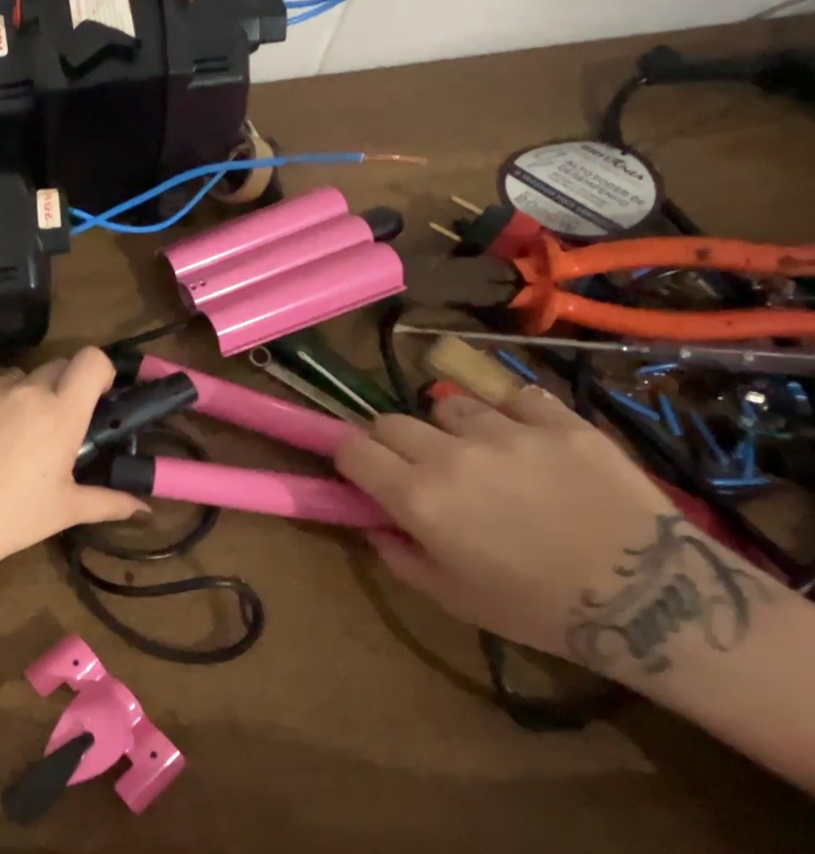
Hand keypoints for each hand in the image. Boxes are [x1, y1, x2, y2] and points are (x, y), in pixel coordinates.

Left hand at [0, 347, 146, 597]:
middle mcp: (24, 392)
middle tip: (50, 425)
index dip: (97, 371)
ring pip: (11, 378)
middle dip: (58, 389)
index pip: (90, 361)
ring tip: (6, 437)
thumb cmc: (12, 519)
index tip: (95, 393)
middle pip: (53, 367)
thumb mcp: (66, 510)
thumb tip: (144, 509)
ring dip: (17, 396)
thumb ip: (109, 501)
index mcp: (60, 414)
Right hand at [334, 387, 674, 663]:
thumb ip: (399, 555)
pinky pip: (518, 397)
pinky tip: (524, 435)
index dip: (349, 458)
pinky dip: (511, 412)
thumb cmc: (540, 610)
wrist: (657, 602)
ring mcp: (509, 432)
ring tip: (475, 450)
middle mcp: (450, 453)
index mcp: (416, 496)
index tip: (363, 474)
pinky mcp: (562, 424)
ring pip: (450, 404)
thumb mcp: (451, 597)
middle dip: (391, 441)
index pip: (351, 449)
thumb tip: (375, 525)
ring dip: (449, 426)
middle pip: (390, 421)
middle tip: (415, 466)